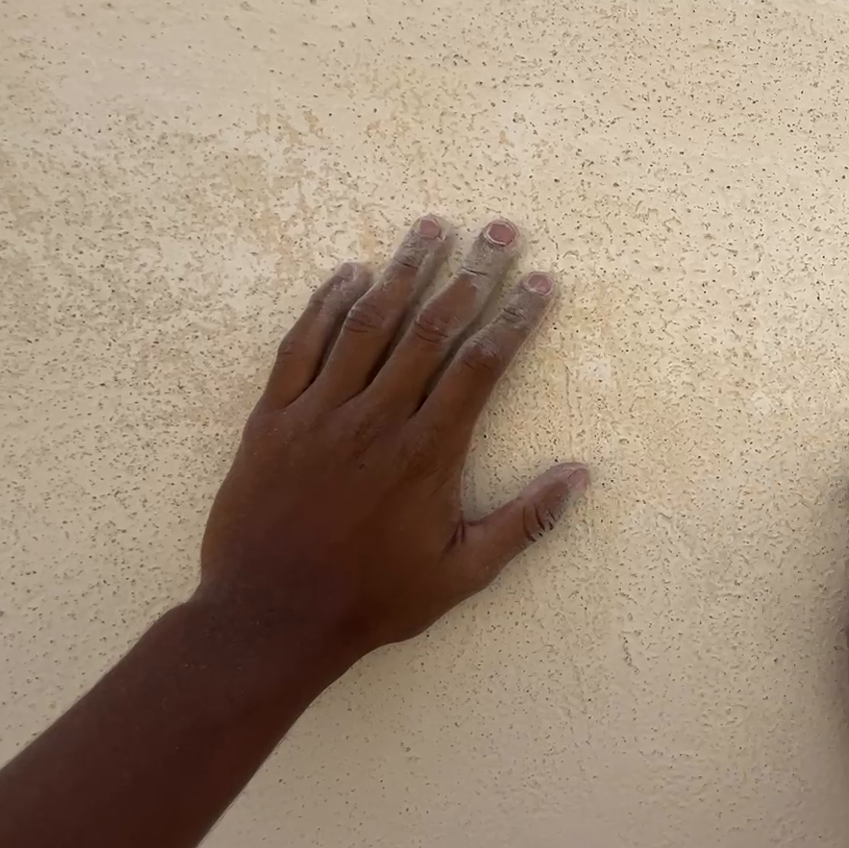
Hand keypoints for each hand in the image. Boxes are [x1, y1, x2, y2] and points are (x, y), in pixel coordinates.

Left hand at [196, 214, 588, 668]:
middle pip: (432, 329)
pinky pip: (299, 346)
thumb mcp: (465, 572)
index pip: (481, 366)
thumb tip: (580, 476)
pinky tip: (349, 273)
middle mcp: (377, 419)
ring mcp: (319, 414)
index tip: (539, 283)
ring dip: (404, 272)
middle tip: (498, 230)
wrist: (268, 619)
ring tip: (431, 228)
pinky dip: (325, 305)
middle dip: (471, 274)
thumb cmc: (375, 597)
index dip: (514, 318)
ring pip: (368, 325)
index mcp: (428, 451)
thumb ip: (525, 521)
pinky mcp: (272, 419)